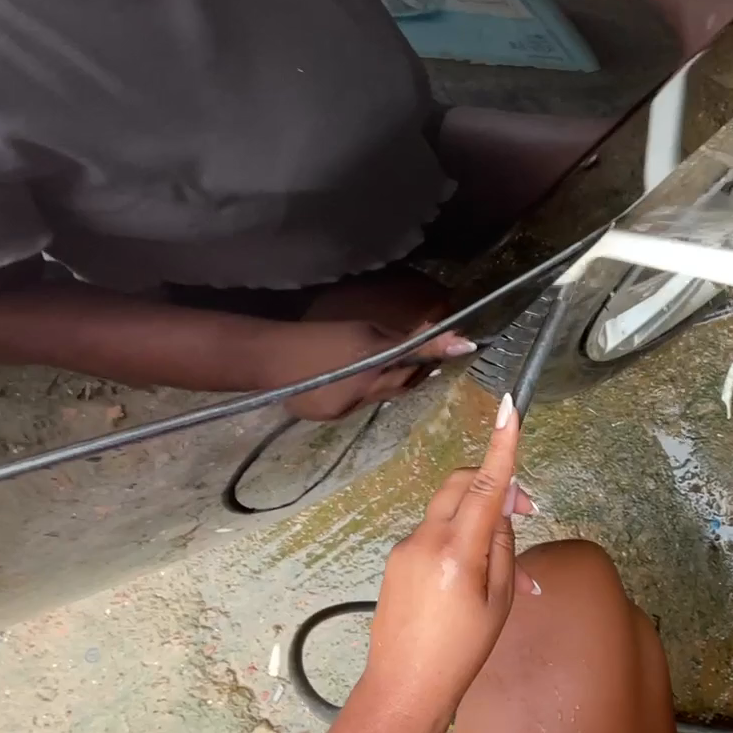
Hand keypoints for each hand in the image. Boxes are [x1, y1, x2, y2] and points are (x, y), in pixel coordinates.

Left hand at [259, 319, 475, 420]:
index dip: (445, 346)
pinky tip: (359, 380)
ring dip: (394, 368)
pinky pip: (377, 349)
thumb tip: (412, 378)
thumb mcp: (344, 401)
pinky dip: (378, 363)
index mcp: (379, 352)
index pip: (423, 349)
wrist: (262, 355)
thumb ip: (383, 389)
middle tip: (409, 386)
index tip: (469, 342)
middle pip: (411, 354)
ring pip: (393, 353)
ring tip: (375, 389)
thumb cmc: (303, 383)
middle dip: (415, 369)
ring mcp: (364, 331)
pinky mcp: (352, 332)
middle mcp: (378, 336)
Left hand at [359, 394, 537, 717]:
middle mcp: (426, 539)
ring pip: (450, 508)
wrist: (402, 690)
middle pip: (461, 482)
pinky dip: (461, 538)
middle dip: (492, 480)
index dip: (501, 445)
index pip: (484, 485)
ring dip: (479, 515)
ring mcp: (406, 547)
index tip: (509, 409)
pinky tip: (477, 575)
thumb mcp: (499, 600)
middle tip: (526, 511)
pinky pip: (436, 532)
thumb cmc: (461, 652)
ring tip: (505, 564)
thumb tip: (501, 508)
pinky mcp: (397, 558)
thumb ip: (502, 545)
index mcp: (456, 552)